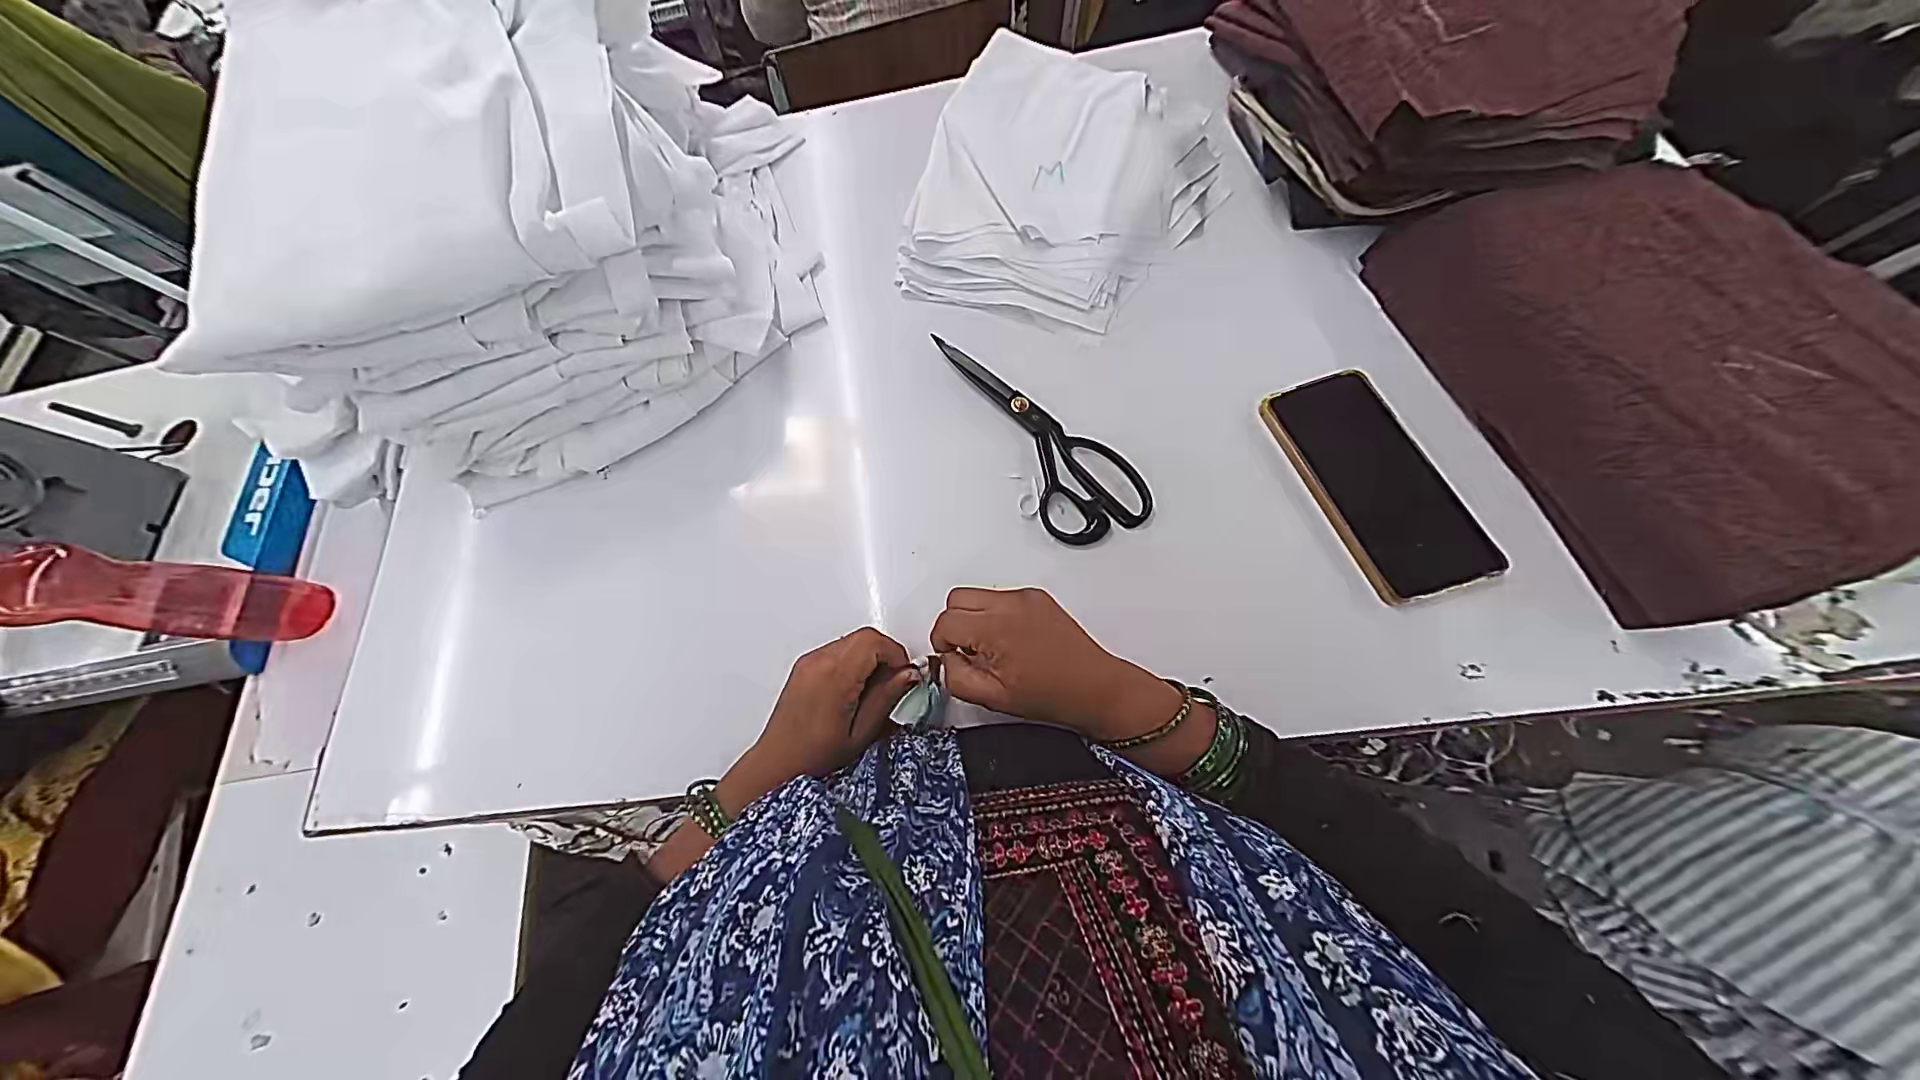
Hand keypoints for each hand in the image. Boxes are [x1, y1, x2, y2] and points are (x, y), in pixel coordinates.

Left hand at [722, 627, 917, 808]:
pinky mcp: (804, 667)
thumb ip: (887, 697)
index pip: (874, 642)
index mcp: (834, 675)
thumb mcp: (861, 732)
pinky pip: (838, 651)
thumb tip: (907, 675)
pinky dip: (854, 662)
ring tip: (873, 692)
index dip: (896, 654)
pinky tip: (855, 691)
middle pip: (864, 638)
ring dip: (870, 659)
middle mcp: (818, 662)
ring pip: (852, 642)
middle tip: (895, 683)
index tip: (905, 675)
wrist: (777, 764)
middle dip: (886, 656)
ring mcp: (808, 663)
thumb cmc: (813, 757)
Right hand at [930, 587, 1180, 741]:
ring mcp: (1026, 598)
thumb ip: (956, 677)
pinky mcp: (1038, 597)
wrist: (1095, 688)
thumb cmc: (1055, 694)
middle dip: (954, 625)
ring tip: (993, 649)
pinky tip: (1011, 641)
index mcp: (996, 628)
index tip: (951, 656)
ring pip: (978, 595)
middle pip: (957, 599)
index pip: (946, 621)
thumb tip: (945, 661)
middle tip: (967, 651)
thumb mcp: (993, 698)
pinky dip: (996, 615)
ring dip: (975, 618)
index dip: (941, 642)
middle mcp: (1011, 604)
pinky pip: (1002, 597)